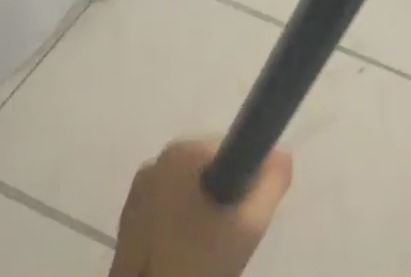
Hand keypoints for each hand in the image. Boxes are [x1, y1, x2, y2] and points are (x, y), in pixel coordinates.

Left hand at [106, 140, 292, 276]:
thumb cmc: (199, 261)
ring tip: (208, 247)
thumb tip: (282, 153)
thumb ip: (273, 182)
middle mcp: (156, 161)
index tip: (248, 209)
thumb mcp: (249, 224)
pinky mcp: (128, 217)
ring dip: (205, 208)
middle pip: (211, 166)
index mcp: (181, 153)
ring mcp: (137, 190)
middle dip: (226, 193)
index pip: (233, 148)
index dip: (249, 176)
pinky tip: (187, 252)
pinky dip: (183, 221)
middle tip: (231, 233)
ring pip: (190, 187)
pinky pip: (169, 205)